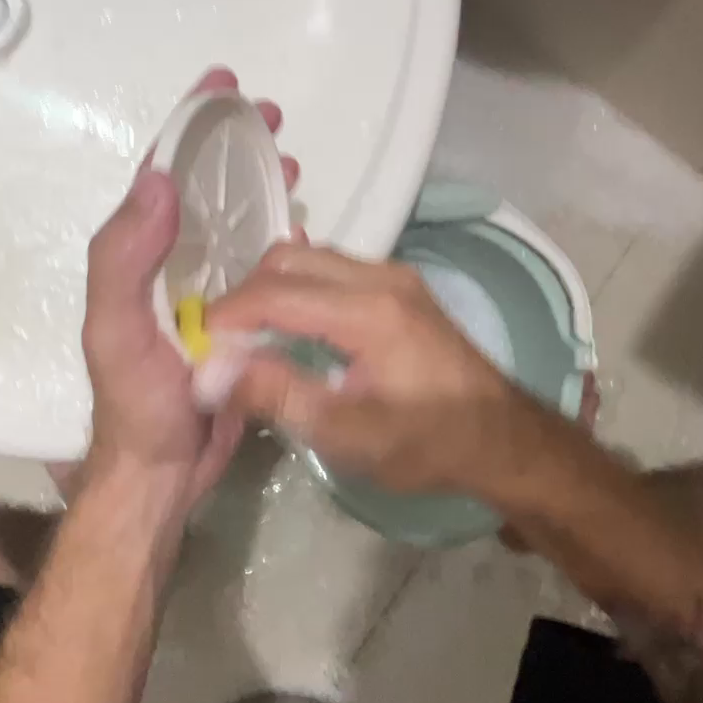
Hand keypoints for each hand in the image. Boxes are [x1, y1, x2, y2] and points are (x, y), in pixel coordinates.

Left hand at [72, 68, 300, 506]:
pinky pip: (258, 271)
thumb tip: (158, 179)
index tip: (224, 86)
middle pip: (203, 191)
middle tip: (274, 120)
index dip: (189, 125)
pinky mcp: (234, 323)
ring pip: (233, 226)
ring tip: (292, 164)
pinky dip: (276, 243)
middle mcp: (169, 266)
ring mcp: (203, 294)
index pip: (163, 176)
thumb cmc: (136, 405)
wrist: (164, 472)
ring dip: (259, 188)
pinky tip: (297, 230)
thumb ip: (124, 258)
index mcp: (137, 258)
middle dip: (233, 147)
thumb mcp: (116, 331)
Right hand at [208, 244, 547, 495]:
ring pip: (311, 259)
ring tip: (253, 340)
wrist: (502, 438)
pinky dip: (301, 292)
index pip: (273, 292)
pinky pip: (333, 271)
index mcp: (368, 310)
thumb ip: (278, 395)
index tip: (199, 350)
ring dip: (273, 291)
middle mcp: (380, 277)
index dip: (226, 317)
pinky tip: (294, 332)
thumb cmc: (428, 443)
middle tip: (226, 344)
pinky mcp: (402, 289)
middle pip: (288, 260)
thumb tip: (213, 371)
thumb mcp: (348, 434)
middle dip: (246, 296)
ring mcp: (395, 278)